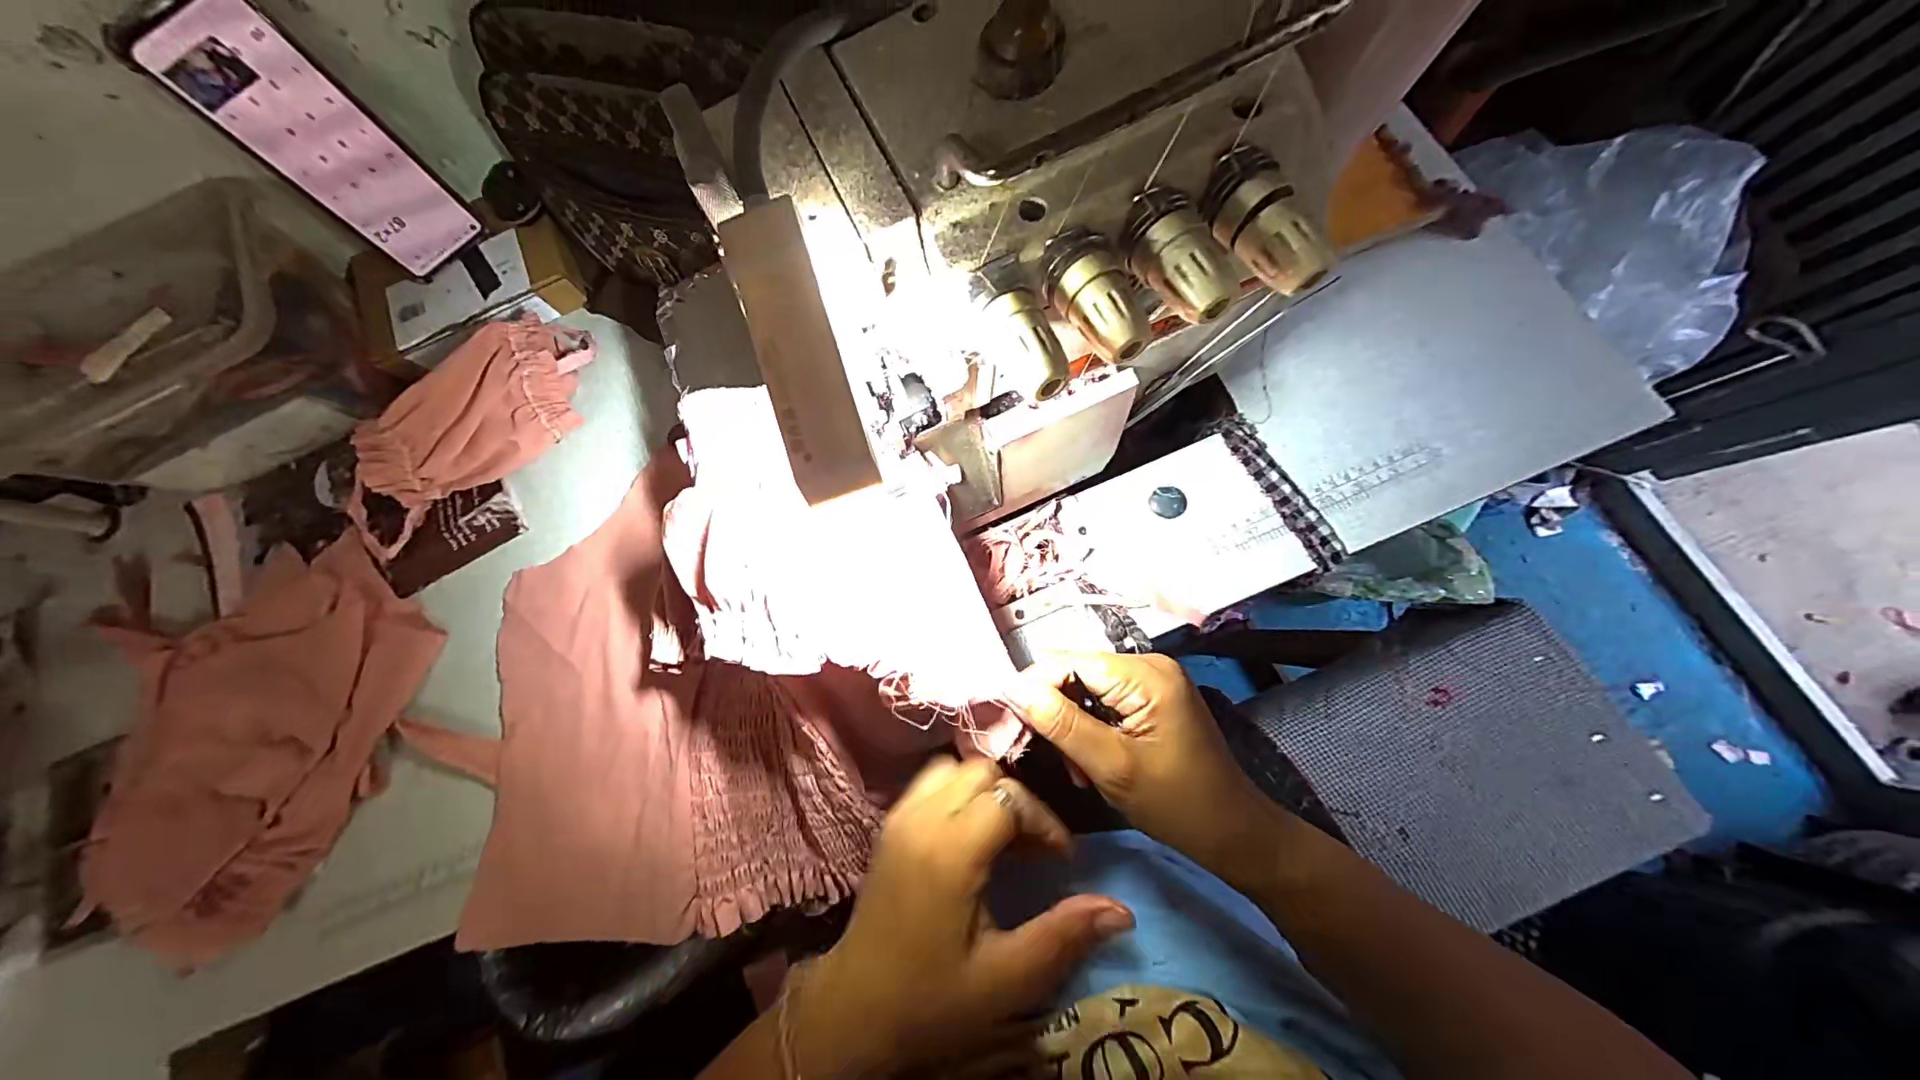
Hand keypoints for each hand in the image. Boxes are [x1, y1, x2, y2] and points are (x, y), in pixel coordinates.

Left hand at [795, 758, 1134, 1076]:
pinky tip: (973, 836)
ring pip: (955, 768)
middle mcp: (920, 819)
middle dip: (1018, 800)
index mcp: (948, 851)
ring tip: (1006, 837)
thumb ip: (1063, 936)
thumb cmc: (932, 998)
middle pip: (982, 771)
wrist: (855, 1007)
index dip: (1043, 821)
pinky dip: (961, 792)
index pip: (1008, 796)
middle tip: (1035, 846)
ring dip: (988, 791)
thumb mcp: (1006, 978)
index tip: (1059, 860)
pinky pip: (932, 781)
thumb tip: (1123, 910)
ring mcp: (900, 816)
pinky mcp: (890, 823)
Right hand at [1004, 652, 1282, 880]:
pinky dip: (1090, 729)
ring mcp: (1152, 681)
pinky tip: (1090, 762)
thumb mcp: (1112, 767)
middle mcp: (1148, 665)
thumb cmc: (1178, 804)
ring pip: (1085, 689)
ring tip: (1076, 769)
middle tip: (1050, 756)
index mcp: (1145, 674)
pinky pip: (1104, 701)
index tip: (1010, 722)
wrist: (1234, 833)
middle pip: (1076, 673)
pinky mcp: (1152, 699)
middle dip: (1055, 711)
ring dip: (1071, 726)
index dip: (1034, 687)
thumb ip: (1062, 724)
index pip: (1068, 661)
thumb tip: (1015, 689)